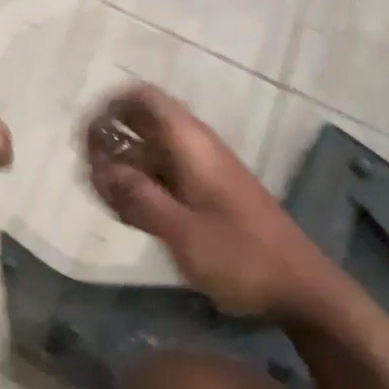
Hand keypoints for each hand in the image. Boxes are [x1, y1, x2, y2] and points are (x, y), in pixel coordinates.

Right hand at [85, 83, 336, 320]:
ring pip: (149, 152)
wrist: (302, 290)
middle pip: (141, 122)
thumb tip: (99, 169)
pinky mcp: (206, 196)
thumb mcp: (183, 233)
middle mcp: (194, 149)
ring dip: (122, 167)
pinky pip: (162, 177)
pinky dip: (140, 186)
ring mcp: (201, 173)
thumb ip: (139, 198)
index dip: (110, 105)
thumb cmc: (243, 257)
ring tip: (104, 198)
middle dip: (109, 139)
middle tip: (88, 172)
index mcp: (191, 145)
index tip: (85, 136)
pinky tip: (127, 214)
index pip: (144, 99)